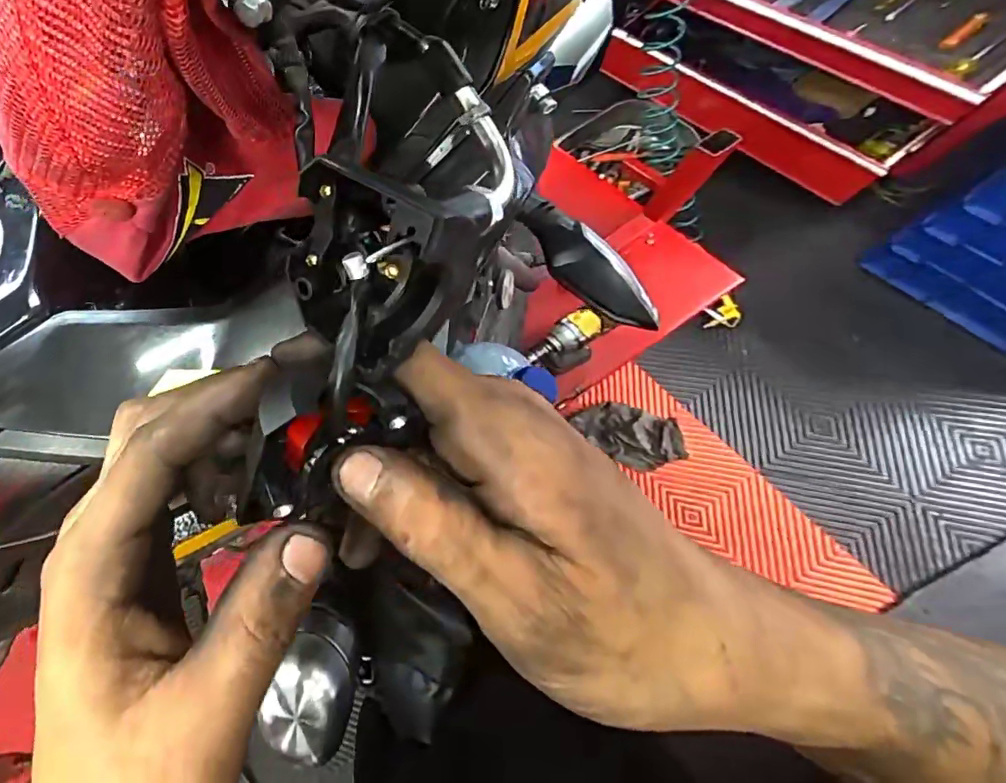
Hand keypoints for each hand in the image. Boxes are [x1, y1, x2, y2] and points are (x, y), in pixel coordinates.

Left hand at [33, 361, 333, 782]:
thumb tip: (315, 535)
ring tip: (272, 436)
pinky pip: (167, 487)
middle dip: (208, 401)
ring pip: (153, 451)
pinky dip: (208, 466)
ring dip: (210, 430)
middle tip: (280, 393)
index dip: (207, 406)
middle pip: (141, 434)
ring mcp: (107, 546)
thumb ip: (257, 626)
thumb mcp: (200, 720)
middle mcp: (89, 538)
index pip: (146, 454)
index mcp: (88, 565)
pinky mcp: (130, 560)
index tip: (268, 378)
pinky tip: (245, 484)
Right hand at [332, 344, 869, 744]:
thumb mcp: (514, 598)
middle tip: (313, 497)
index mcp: (503, 433)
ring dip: (376, 464)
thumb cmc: (622, 634)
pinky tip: (393, 528)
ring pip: (417, 420)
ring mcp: (514, 431)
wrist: (715, 646)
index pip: (405, 358)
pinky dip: (409, 478)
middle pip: (401, 390)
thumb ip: (428, 523)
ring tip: (351, 531)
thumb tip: (349, 463)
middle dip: (349, 432)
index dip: (344, 367)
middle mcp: (507, 412)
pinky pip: (444, 446)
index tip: (291, 397)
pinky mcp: (518, 455)